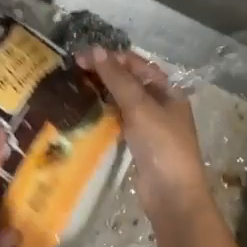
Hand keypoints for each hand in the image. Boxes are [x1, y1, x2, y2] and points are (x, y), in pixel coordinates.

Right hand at [78, 47, 211, 226]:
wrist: (173, 197)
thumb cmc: (162, 145)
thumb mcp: (140, 106)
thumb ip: (117, 78)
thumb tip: (95, 49)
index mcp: (167, 89)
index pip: (134, 62)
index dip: (108, 57)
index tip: (81, 58)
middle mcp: (158, 102)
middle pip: (127, 79)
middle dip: (102, 73)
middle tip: (73, 71)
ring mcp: (148, 123)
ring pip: (120, 99)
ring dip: (100, 92)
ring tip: (74, 88)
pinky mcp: (136, 142)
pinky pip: (117, 119)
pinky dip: (102, 113)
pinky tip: (84, 111)